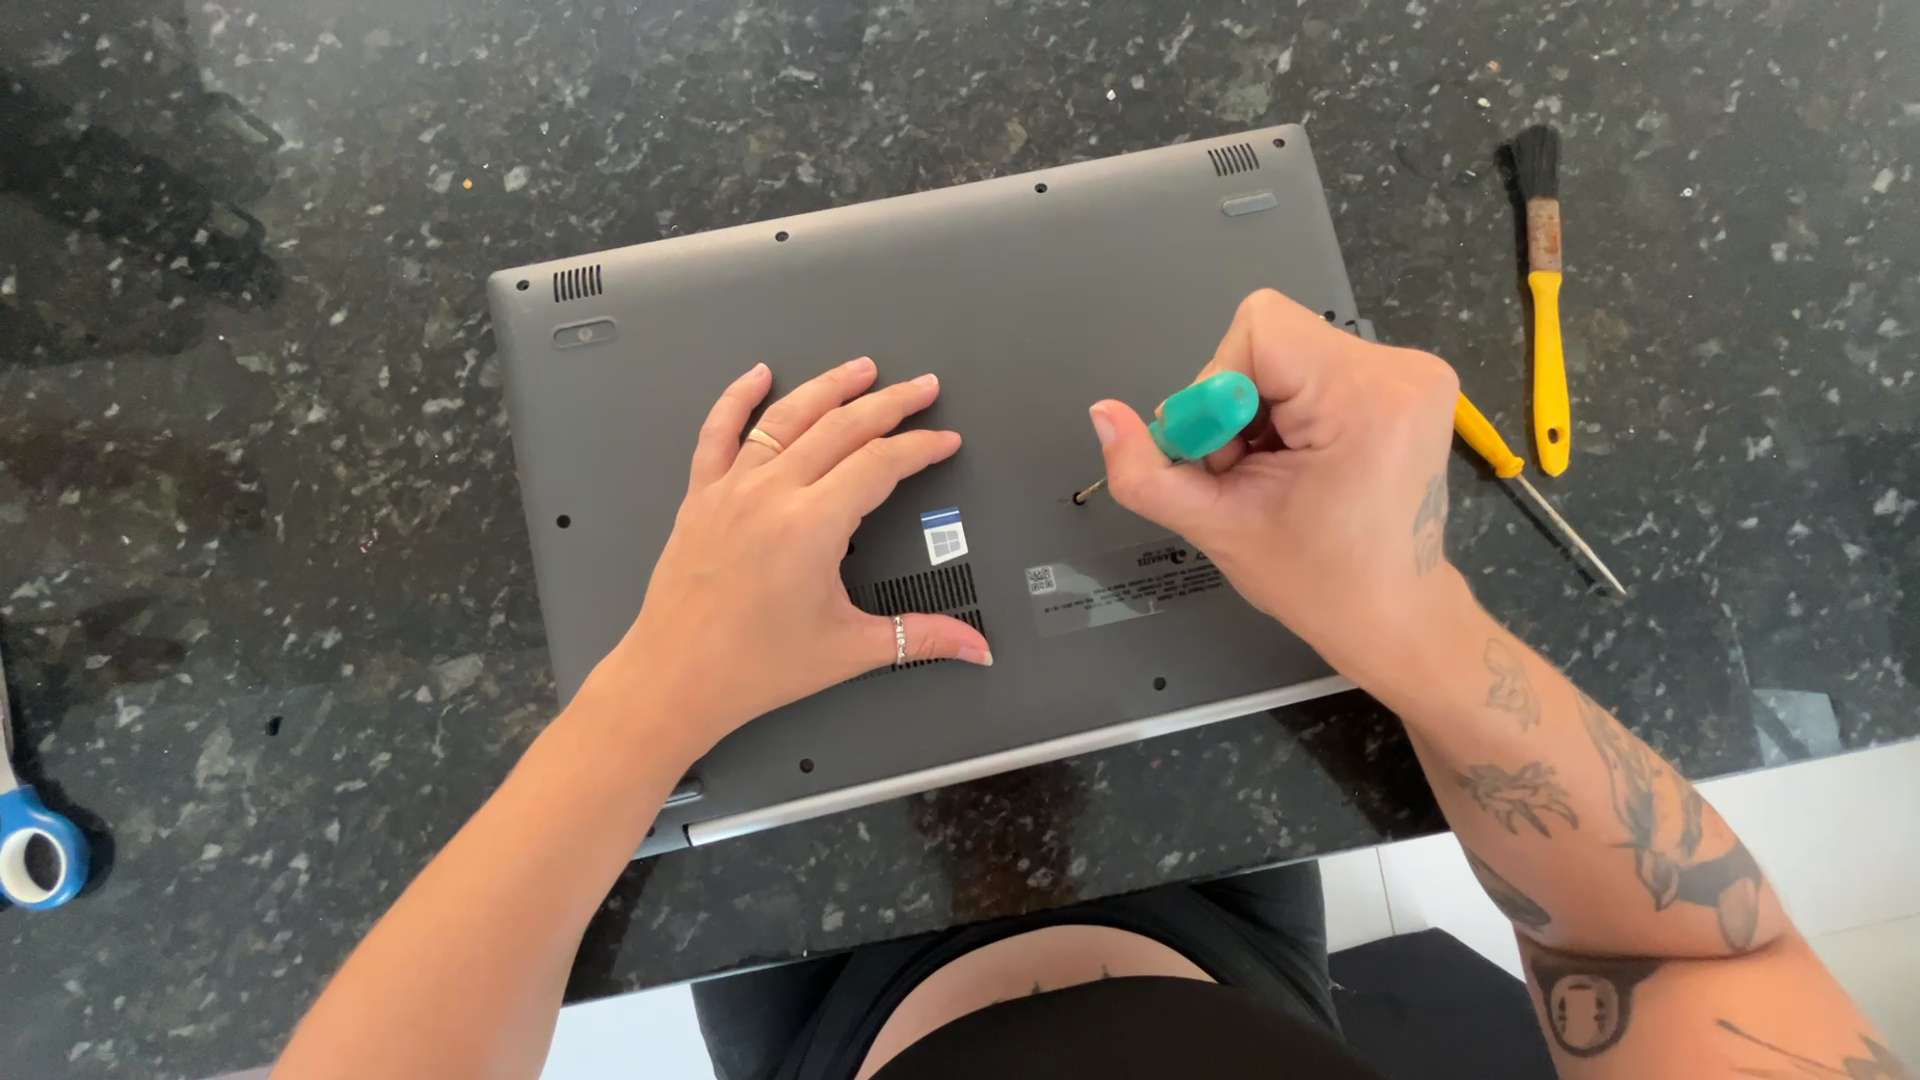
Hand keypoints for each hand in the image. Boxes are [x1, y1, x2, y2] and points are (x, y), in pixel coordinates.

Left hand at [579, 358, 991, 753]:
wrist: (674, 679)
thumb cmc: (753, 667)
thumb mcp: (850, 649)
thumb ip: (920, 638)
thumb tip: (975, 648)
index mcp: (812, 525)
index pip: (881, 463)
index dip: (921, 446)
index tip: (944, 440)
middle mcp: (771, 494)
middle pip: (842, 426)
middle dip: (890, 402)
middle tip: (922, 387)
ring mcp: (732, 489)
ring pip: (787, 417)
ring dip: (829, 386)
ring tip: (862, 368)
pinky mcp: (701, 496)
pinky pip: (718, 432)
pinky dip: (737, 398)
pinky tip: (757, 376)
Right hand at [1088, 290, 1464, 674]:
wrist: (1391, 612)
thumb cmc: (1316, 581)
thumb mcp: (1213, 526)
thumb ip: (1144, 472)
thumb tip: (1102, 414)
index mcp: (1366, 398)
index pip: (1259, 328)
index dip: (1216, 390)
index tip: (1224, 453)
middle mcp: (1399, 369)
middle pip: (1268, 341)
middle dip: (1232, 408)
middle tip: (1242, 473)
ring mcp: (1409, 372)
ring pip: (1284, 353)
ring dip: (1254, 412)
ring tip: (1270, 472)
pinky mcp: (1402, 383)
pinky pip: (1310, 367)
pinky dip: (1282, 411)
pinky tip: (1292, 460)